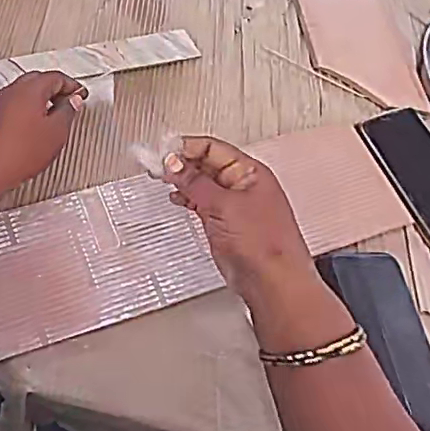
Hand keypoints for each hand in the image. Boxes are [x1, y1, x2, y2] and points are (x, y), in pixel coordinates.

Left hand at [0, 71, 86, 190]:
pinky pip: (15, 106)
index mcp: (30, 89)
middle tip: (70, 102)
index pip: (56, 77)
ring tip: (55, 117)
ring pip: (25, 93)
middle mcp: (12, 92)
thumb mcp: (56, 131)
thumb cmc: (17, 152)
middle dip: (56, 89)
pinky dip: (28, 110)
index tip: (80, 94)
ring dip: (42, 100)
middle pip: (39, 80)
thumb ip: (68, 111)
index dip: (72, 86)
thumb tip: (72, 102)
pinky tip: (35, 128)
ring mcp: (0, 104)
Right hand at [162, 137, 313, 291]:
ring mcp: (232, 203)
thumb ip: (193, 181)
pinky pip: (200, 200)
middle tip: (157, 164)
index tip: (163, 151)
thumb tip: (174, 163)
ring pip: (200, 182)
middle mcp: (242, 185)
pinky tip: (176, 197)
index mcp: (250, 172)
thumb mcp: (223, 204)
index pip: (212, 147)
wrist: (272, 282)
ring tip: (162, 178)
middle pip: (205, 162)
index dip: (185, 147)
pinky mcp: (223, 221)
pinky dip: (185, 196)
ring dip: (180, 179)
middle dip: (180, 162)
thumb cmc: (265, 245)